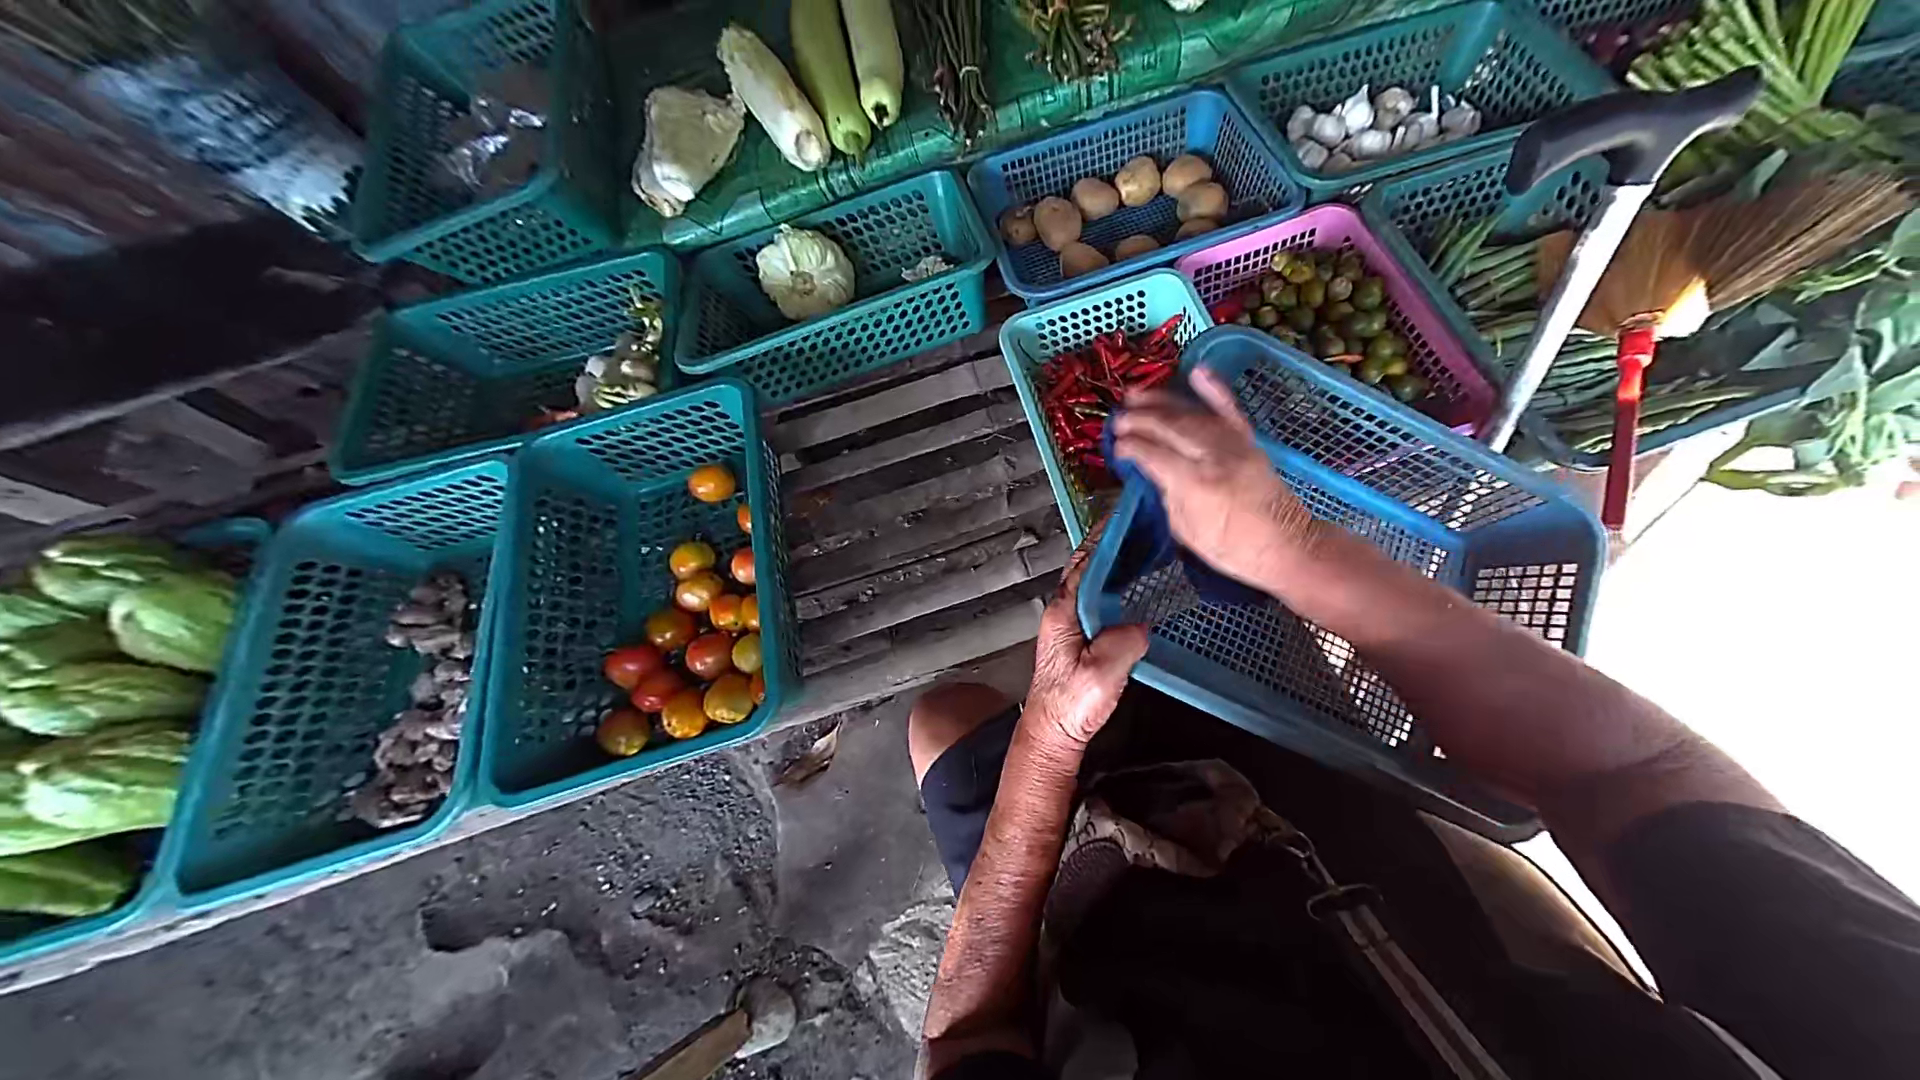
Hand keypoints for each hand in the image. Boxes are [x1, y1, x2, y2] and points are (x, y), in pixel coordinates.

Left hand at [1022, 519, 1149, 754]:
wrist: (1052, 733)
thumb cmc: (1066, 707)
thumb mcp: (1100, 675)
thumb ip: (1122, 645)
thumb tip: (1140, 626)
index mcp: (1063, 612)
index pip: (1086, 561)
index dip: (1106, 537)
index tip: (1125, 516)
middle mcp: (1063, 613)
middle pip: (1089, 567)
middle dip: (1113, 545)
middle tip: (1142, 527)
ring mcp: (1069, 625)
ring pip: (1094, 583)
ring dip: (1115, 565)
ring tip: (1143, 550)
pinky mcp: (1079, 639)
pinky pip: (1099, 602)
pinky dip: (1116, 589)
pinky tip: (1135, 592)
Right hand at [1111, 367, 1316, 589]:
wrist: (1287, 546)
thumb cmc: (1231, 550)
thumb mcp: (1185, 529)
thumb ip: (1167, 493)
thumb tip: (1151, 469)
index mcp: (1195, 483)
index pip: (1153, 453)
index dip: (1130, 446)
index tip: (1115, 446)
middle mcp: (1215, 455)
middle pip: (1170, 427)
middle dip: (1139, 419)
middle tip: (1117, 418)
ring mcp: (1235, 444)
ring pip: (1192, 413)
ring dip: (1162, 401)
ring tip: (1135, 395)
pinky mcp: (1249, 441)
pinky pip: (1229, 409)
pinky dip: (1214, 389)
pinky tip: (1197, 371)